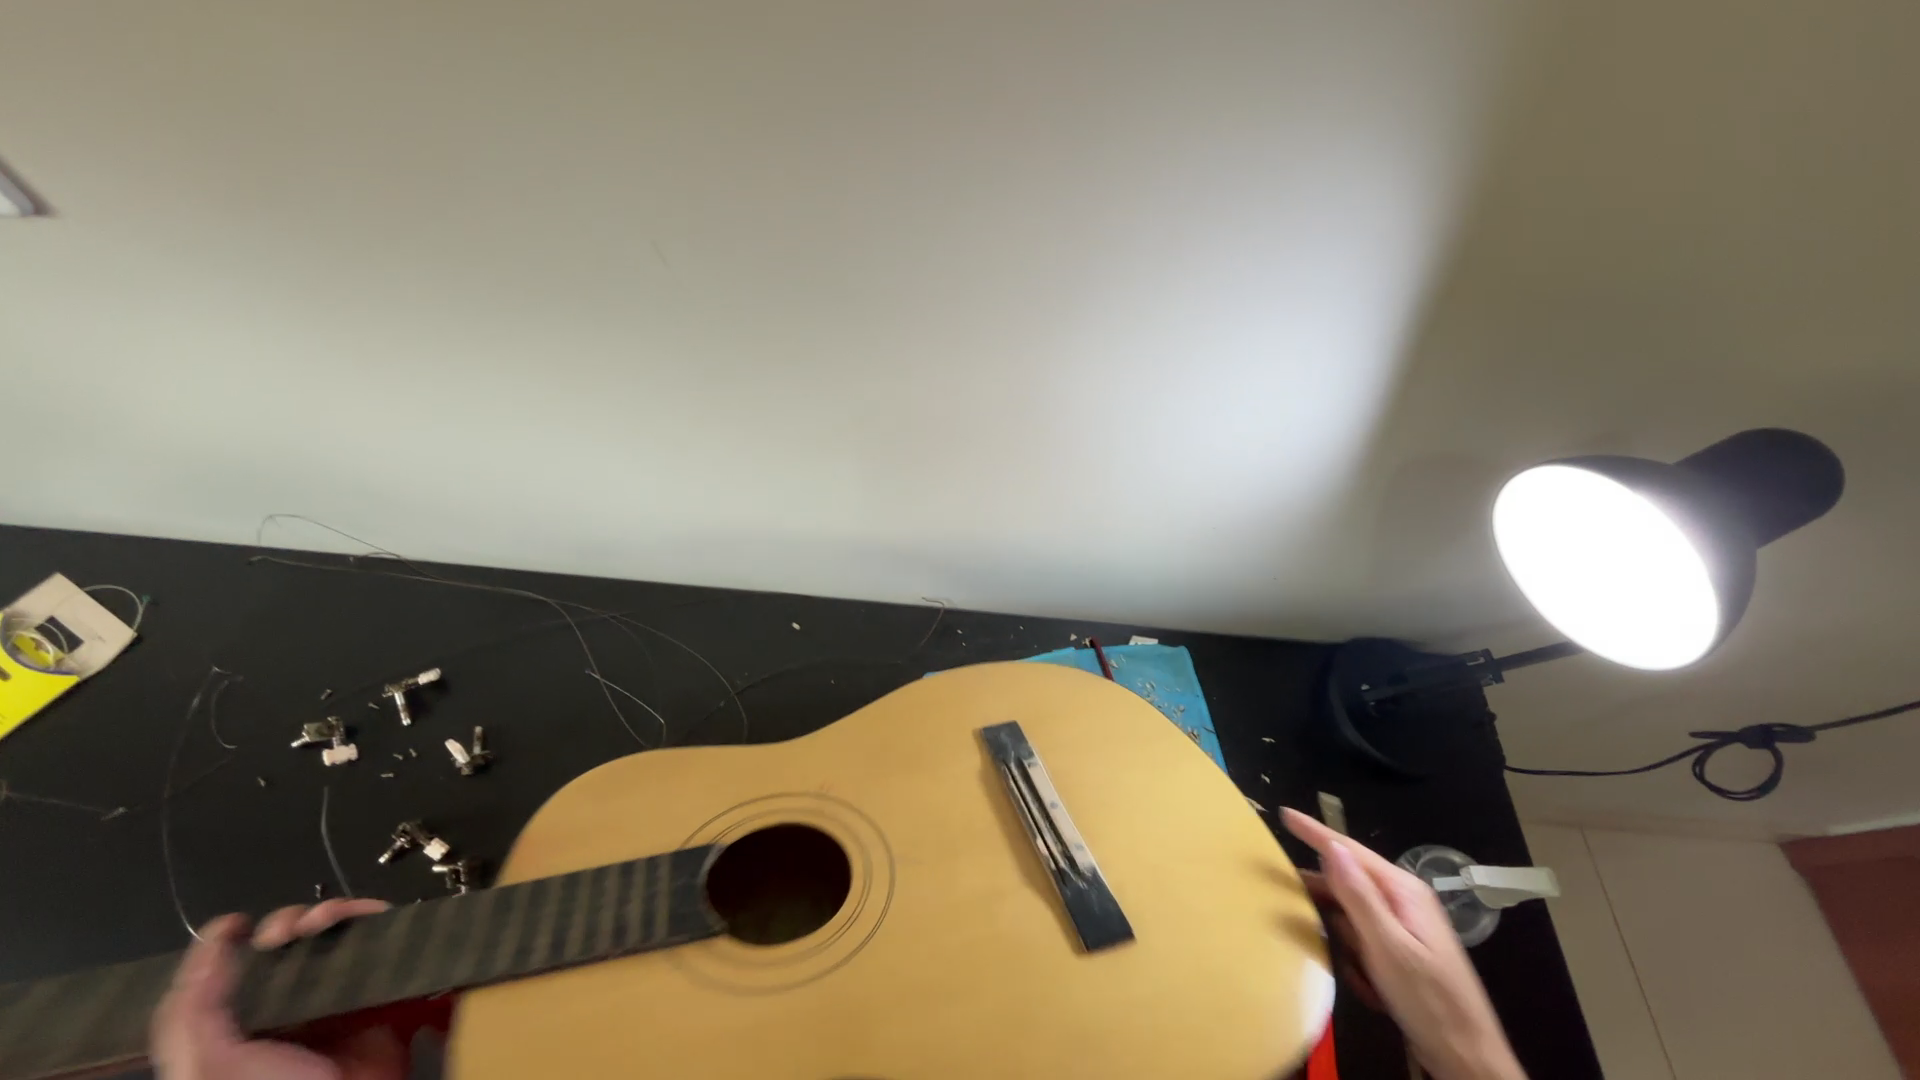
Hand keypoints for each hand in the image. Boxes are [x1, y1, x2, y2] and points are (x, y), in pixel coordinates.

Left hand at [152, 899, 407, 1079]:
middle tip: (295, 928)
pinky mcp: (386, 990)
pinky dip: (381, 919)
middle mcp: (294, 1003)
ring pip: (341, 936)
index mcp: (247, 1021)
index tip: (244, 925)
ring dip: (337, 911)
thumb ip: (193, 1010)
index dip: (244, 938)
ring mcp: (342, 996)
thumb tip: (218, 932)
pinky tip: (372, 913)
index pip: (245, 964)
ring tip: (329, 917)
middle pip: (296, 943)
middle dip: (294, 920)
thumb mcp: (207, 1066)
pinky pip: (388, 945)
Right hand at [1282, 809, 1526, 1079]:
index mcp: (1403, 891)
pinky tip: (1366, 984)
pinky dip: (1355, 957)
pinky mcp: (1401, 948)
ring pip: (1352, 911)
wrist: (1469, 1059)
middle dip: (1324, 896)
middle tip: (1288, 897)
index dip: (1316, 832)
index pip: (1350, 851)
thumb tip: (1332, 848)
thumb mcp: (1388, 948)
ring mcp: (1404, 925)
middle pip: (1347, 879)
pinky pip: (1362, 936)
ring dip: (1343, 936)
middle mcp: (1403, 900)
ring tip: (1346, 964)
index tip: (1285, 813)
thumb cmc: (1429, 1002)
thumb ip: (1359, 896)